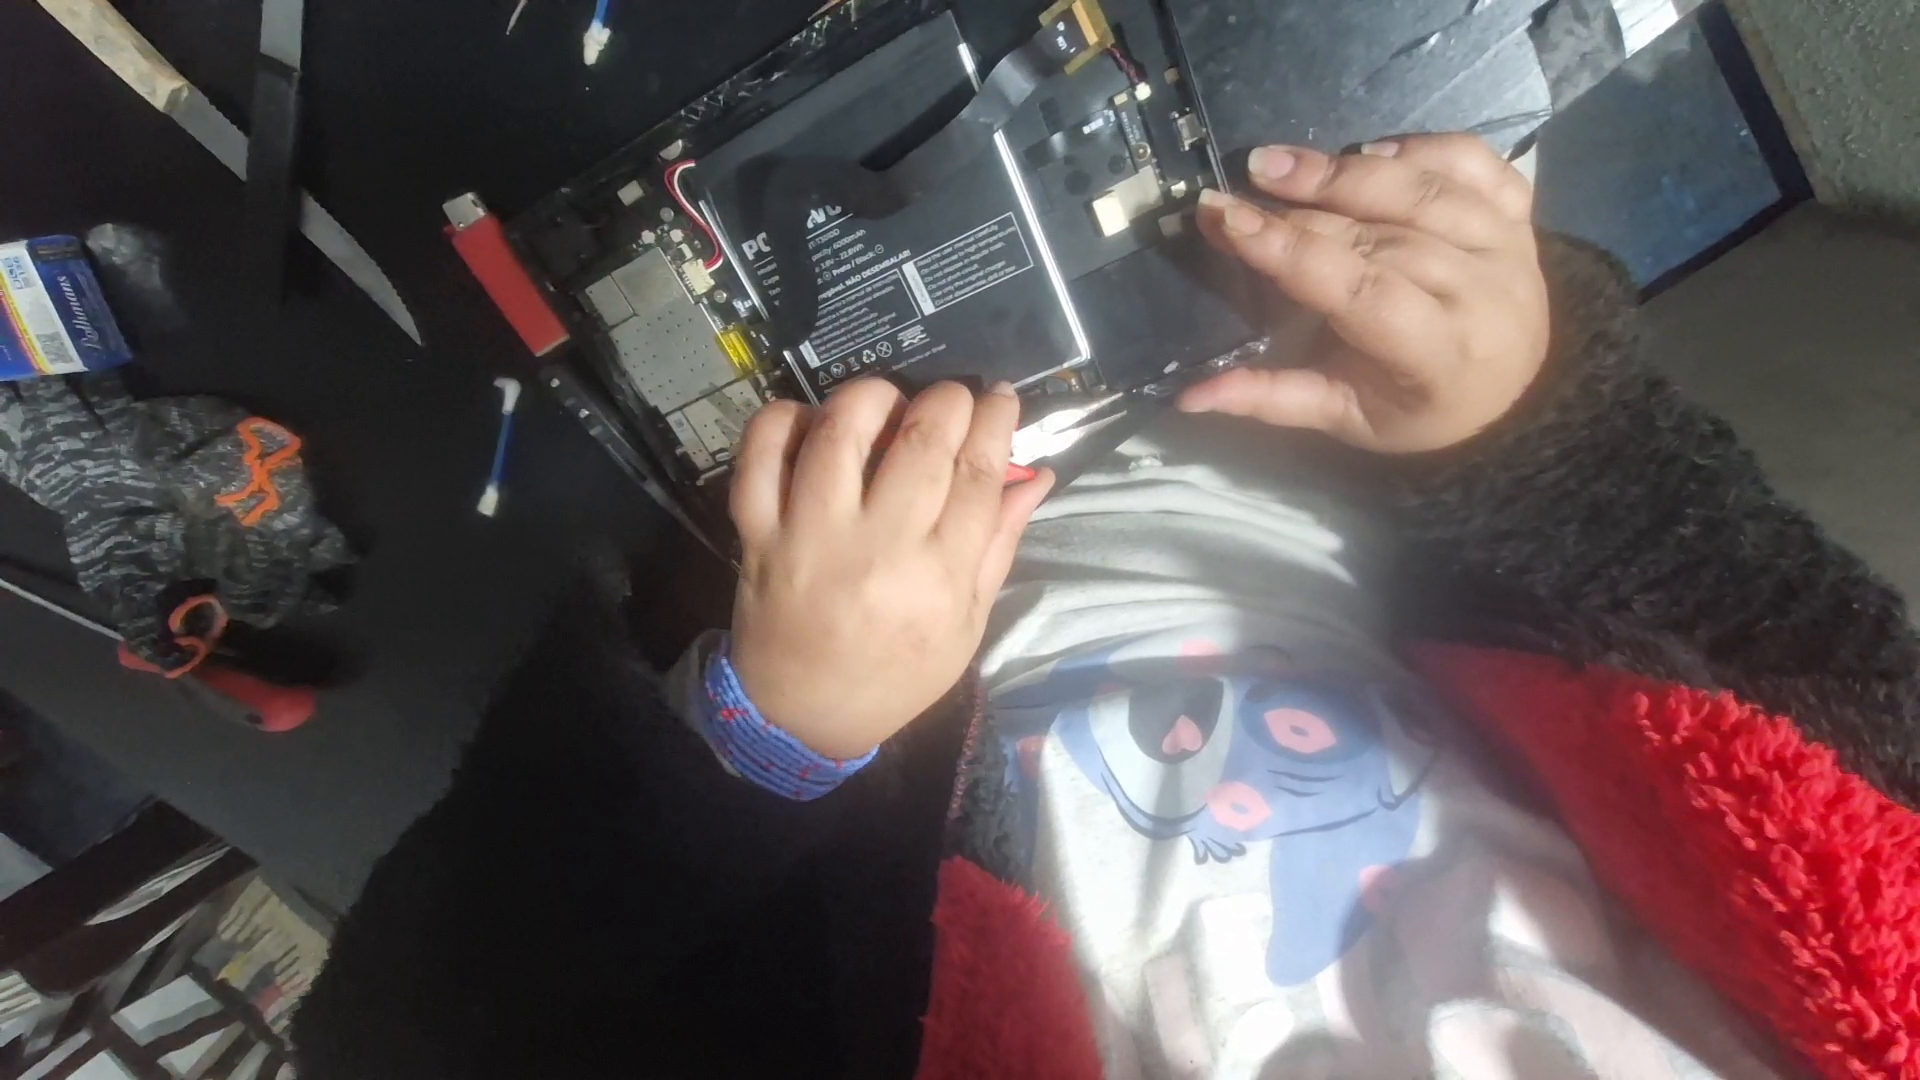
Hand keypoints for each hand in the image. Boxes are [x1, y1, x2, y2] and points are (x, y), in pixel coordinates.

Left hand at [728, 379, 1054, 758]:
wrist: (803, 714)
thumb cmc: (897, 672)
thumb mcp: (966, 623)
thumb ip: (999, 544)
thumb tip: (1036, 476)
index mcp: (937, 576)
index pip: (978, 475)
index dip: (997, 422)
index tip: (1001, 397)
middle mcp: (876, 548)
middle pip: (920, 443)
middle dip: (948, 400)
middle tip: (954, 398)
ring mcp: (809, 536)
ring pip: (839, 434)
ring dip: (872, 397)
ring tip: (887, 402)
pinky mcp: (758, 533)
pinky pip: (760, 457)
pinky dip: (782, 419)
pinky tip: (812, 420)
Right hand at [1180, 134, 1549, 453]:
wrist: (1513, 393)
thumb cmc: (1415, 412)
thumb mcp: (1343, 418)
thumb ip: (1272, 400)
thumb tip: (1189, 397)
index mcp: (1435, 349)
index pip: (1356, 287)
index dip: (1288, 251)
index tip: (1226, 221)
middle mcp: (1480, 287)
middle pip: (1375, 234)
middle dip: (1293, 211)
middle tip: (1226, 196)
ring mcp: (1505, 243)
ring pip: (1418, 190)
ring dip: (1340, 170)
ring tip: (1275, 164)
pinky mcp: (1518, 213)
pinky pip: (1468, 161)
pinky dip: (1414, 148)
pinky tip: (1361, 153)